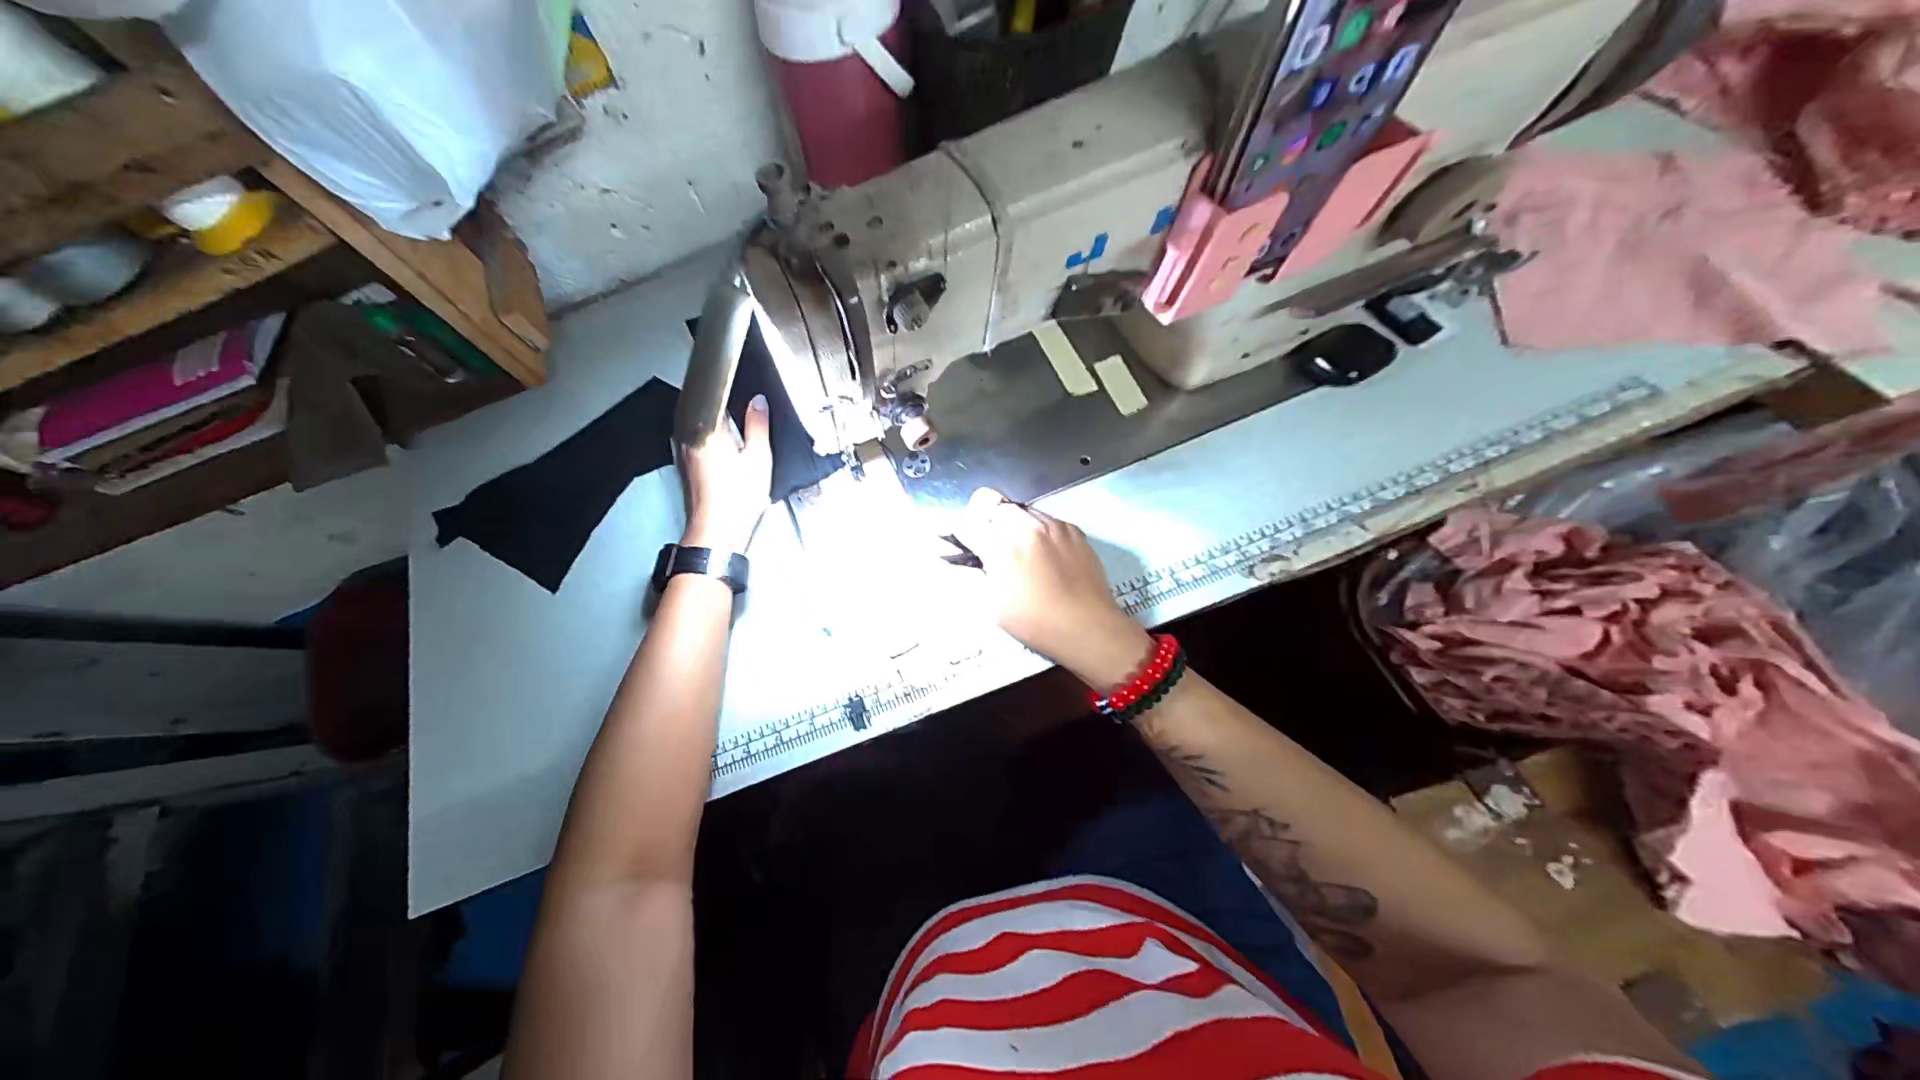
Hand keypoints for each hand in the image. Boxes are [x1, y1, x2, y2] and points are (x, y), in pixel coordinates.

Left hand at [677, 395, 771, 552]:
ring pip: (704, 431)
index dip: (736, 397)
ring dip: (721, 435)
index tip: (750, 406)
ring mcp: (684, 453)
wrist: (716, 532)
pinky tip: (729, 467)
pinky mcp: (685, 468)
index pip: (717, 396)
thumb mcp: (759, 457)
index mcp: (707, 428)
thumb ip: (758, 424)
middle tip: (748, 435)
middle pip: (710, 414)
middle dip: (729, 418)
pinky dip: (715, 451)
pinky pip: (701, 448)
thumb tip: (758, 401)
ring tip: (740, 454)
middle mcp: (689, 437)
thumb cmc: (737, 500)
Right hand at [952, 487, 1153, 688]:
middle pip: (1000, 509)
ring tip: (1025, 554)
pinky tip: (1048, 557)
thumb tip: (978, 555)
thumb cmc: (1036, 622)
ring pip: (1027, 513)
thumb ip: (982, 572)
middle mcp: (1031, 526)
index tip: (973, 546)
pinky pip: (1051, 523)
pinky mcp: (1077, 533)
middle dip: (993, 525)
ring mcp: (1057, 526)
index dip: (969, 534)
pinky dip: (1043, 533)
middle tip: (997, 549)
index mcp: (1005, 544)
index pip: (975, 523)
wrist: (1088, 627)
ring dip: (1019, 527)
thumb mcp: (995, 604)